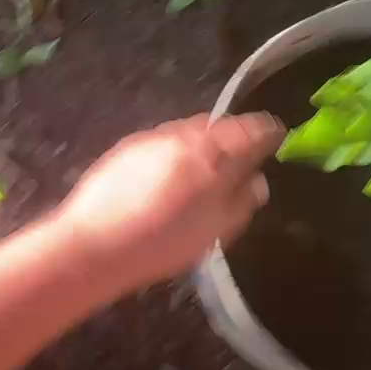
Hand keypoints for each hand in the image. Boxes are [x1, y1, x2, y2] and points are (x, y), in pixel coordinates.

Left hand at [51, 113, 283, 289]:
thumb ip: (240, 202)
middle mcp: (183, 136)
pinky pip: (164, 140)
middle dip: (234, 136)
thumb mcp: (212, 231)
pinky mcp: (127, 146)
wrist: (94, 244)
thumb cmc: (161, 244)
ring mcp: (152, 138)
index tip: (277, 136)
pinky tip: (171, 174)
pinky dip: (177, 149)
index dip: (267, 131)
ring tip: (206, 166)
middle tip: (242, 154)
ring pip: (189, 131)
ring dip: (204, 141)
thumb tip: (257, 182)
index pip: (250, 129)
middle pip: (218, 125)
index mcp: (211, 154)